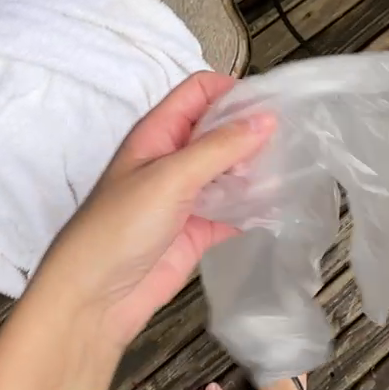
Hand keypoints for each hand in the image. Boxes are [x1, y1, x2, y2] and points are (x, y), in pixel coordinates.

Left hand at [29, 71, 275, 347]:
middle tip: (293, 137)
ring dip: (257, 168)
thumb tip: (266, 118)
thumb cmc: (120, 226)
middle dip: (252, 129)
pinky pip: (234, 210)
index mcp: (159, 131)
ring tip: (295, 168)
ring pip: (230, 169)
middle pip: (219, 129)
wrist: (93, 300)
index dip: (232, 89)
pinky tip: (281, 206)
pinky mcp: (198, 230)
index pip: (199, 91)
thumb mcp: (170, 176)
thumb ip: (219, 147)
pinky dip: (254, 208)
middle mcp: (174, 157)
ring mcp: (187, 195)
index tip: (271, 102)